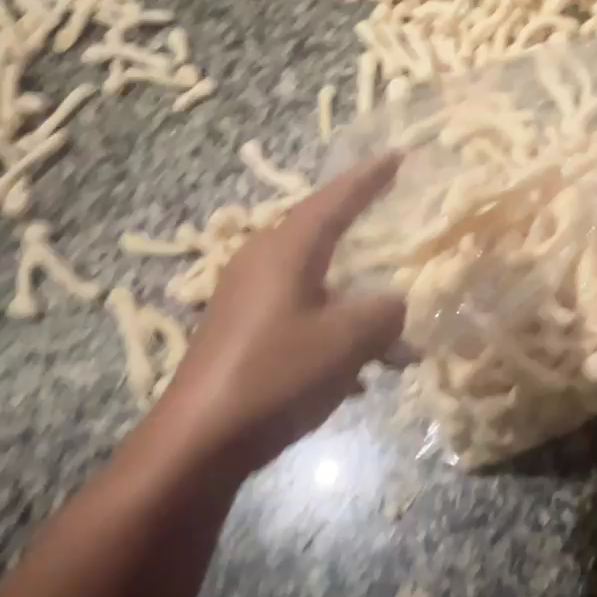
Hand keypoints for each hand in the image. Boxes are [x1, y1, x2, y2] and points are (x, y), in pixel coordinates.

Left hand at [153, 153, 405, 471]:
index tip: (397, 154)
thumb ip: (386, 311)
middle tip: (397, 215)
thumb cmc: (276, 374)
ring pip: (320, 285)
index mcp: (286, 250)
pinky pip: (305, 317)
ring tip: (398, 334)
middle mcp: (264, 264)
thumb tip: (395, 303)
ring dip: (360, 305)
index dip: (369, 178)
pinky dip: (337, 333)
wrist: (199, 442)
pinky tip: (363, 375)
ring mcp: (250, 300)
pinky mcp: (246, 334)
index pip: (335, 199)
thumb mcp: (348, 339)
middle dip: (365, 232)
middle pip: (325, 235)